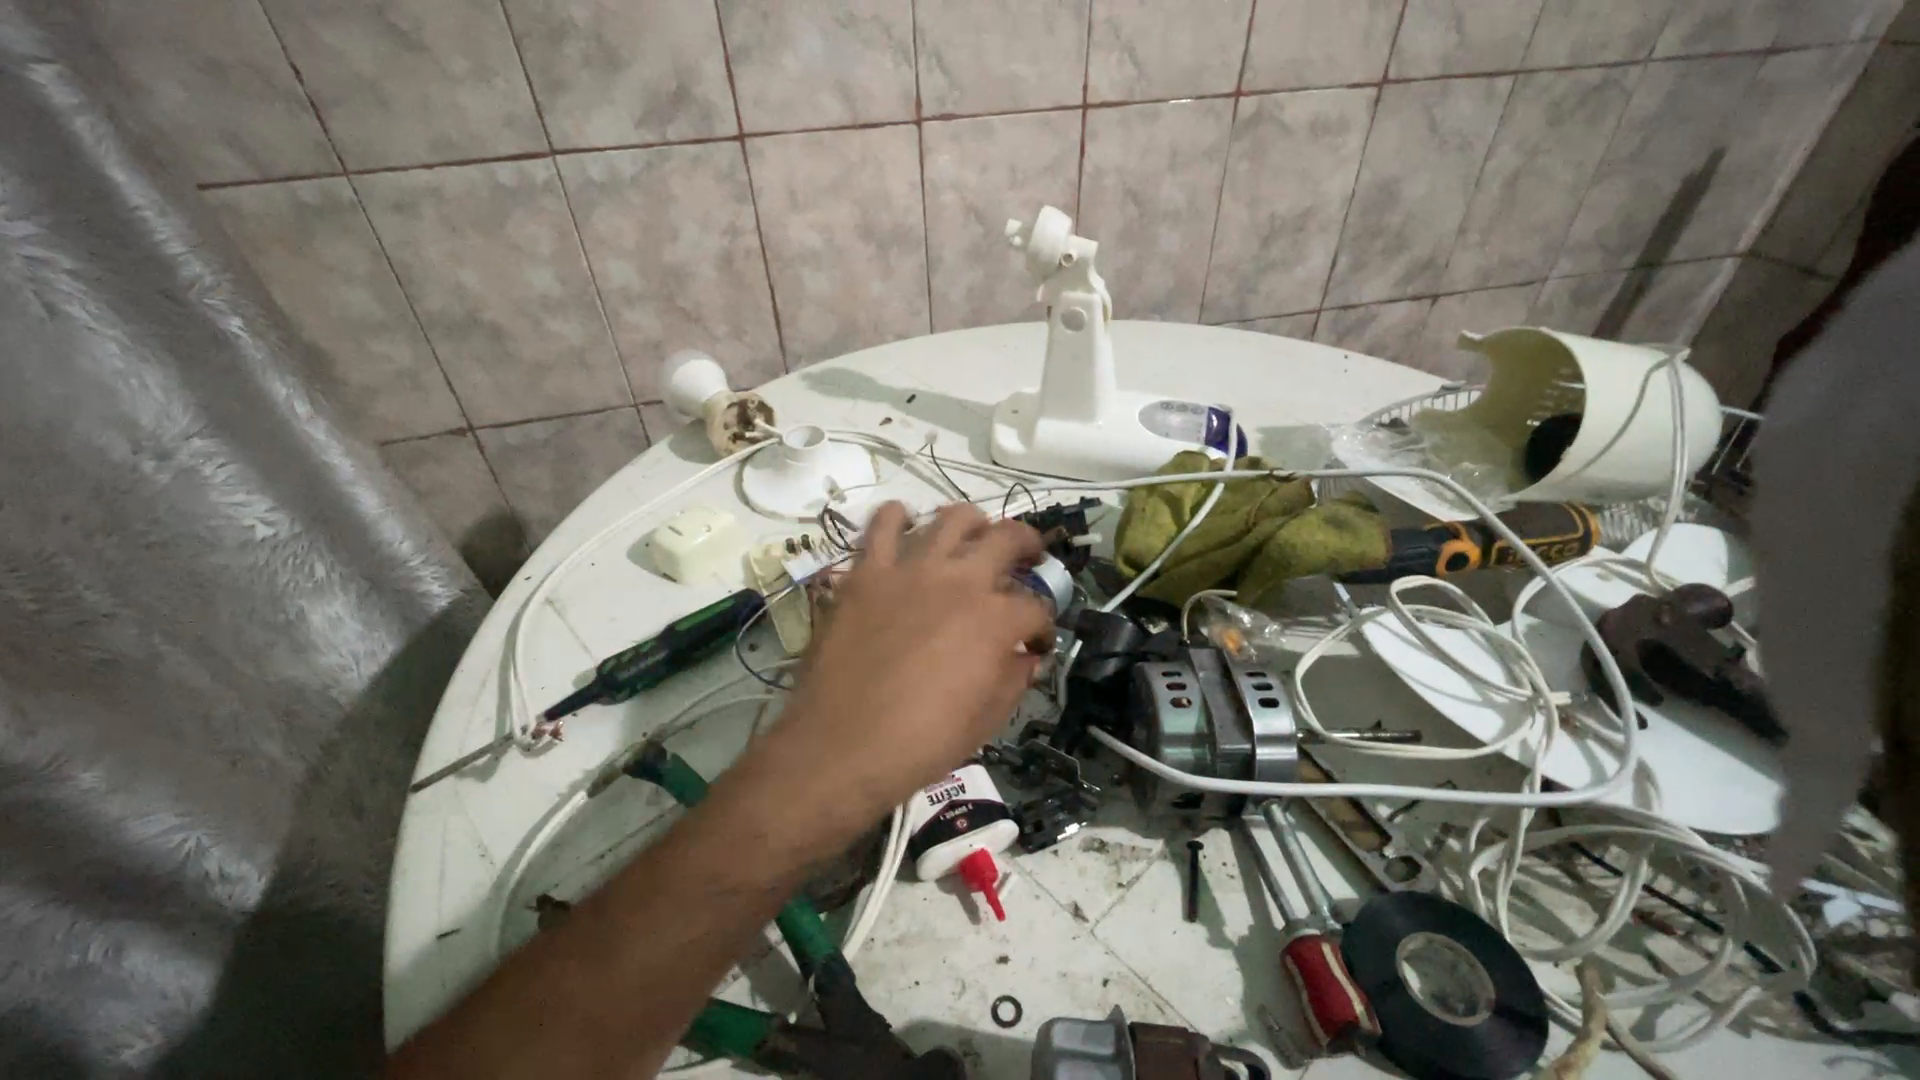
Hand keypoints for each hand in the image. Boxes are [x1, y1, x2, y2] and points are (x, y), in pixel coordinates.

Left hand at [748, 502, 1053, 823]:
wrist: (841, 746)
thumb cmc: (920, 743)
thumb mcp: (986, 721)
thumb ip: (1013, 679)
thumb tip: (1026, 657)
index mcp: (995, 620)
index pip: (1036, 607)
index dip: (1043, 625)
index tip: (1036, 641)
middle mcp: (960, 581)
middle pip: (1008, 538)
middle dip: (1028, 545)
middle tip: (1028, 557)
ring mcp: (910, 570)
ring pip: (952, 518)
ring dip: (972, 523)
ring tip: (973, 536)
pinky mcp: (865, 573)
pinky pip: (881, 525)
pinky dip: (896, 517)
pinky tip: (904, 522)